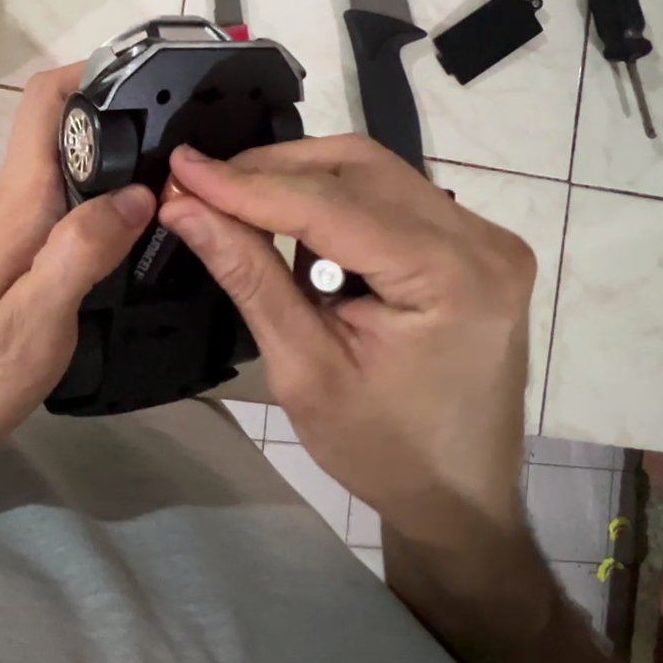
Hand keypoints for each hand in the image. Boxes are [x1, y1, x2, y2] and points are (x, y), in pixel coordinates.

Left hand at [0, 64, 154, 459]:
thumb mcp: (31, 326)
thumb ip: (81, 254)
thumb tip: (136, 192)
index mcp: (16, 203)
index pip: (45, 103)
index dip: (93, 74)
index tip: (154, 83)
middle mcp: (5, 202)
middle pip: (63, 134)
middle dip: (123, 128)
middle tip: (187, 159)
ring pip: (61, 176)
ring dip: (112, 174)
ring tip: (170, 202)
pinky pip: (52, 211)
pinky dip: (92, 211)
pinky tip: (121, 248)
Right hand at [157, 136, 535, 541]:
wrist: (459, 496)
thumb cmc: (381, 449)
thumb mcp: (303, 368)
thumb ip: (248, 275)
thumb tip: (184, 208)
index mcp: (450, 278)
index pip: (329, 204)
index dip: (245, 183)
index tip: (179, 167)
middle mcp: (480, 240)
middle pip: (357, 166)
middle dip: (270, 169)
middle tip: (202, 184)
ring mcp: (483, 237)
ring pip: (371, 170)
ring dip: (297, 179)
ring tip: (237, 206)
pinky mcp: (471, 244)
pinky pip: (389, 194)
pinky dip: (331, 198)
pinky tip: (293, 228)